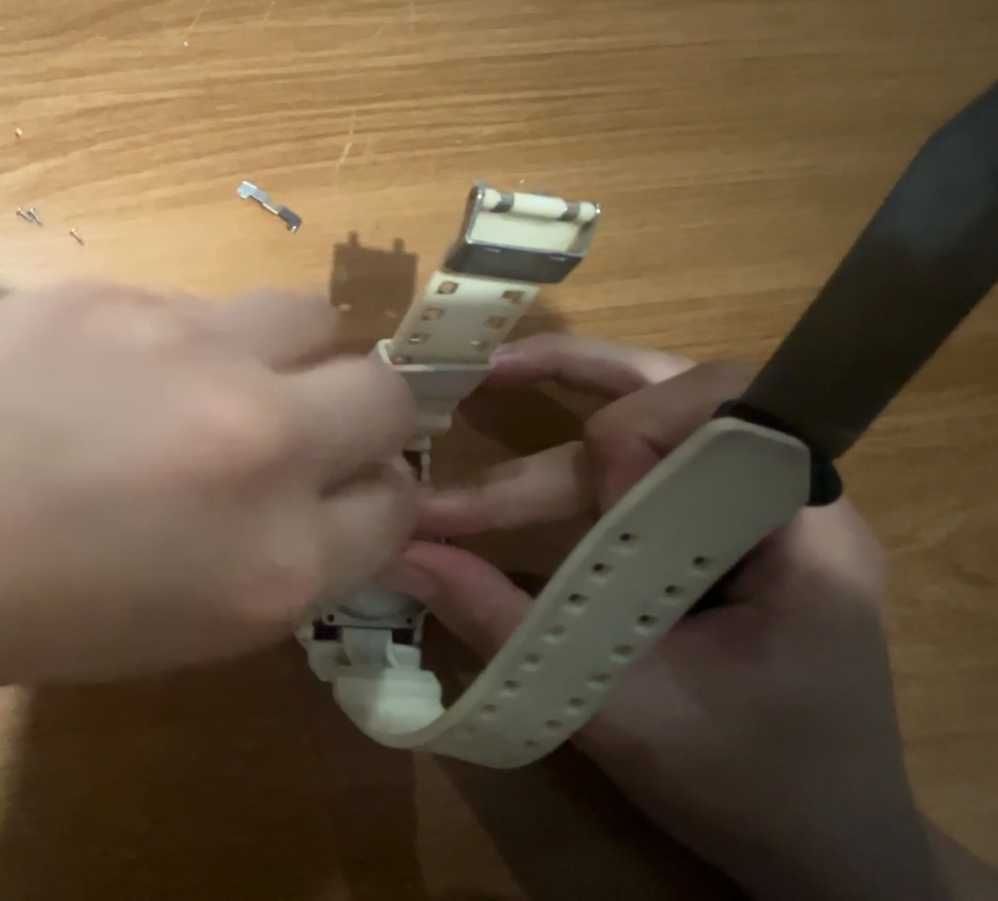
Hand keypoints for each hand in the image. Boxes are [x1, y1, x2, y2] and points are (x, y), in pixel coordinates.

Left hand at [0, 282, 416, 687]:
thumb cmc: (10, 614)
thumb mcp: (170, 627)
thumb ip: (263, 560)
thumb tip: (310, 500)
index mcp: (272, 566)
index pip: (395, 507)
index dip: (372, 493)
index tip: (339, 485)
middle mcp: (256, 444)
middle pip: (384, 390)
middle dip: (362, 409)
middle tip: (301, 418)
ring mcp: (185, 351)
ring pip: (305, 314)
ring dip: (285, 350)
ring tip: (213, 375)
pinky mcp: (110, 292)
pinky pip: (190, 303)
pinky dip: (179, 336)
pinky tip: (106, 366)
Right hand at [382, 334, 949, 900]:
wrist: (818, 837)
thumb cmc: (741, 781)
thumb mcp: (612, 708)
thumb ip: (502, 621)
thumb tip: (399, 555)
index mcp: (800, 543)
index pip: (731, 423)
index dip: (639, 439)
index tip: (576, 499)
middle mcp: (784, 501)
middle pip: (680, 404)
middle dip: (562, 424)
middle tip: (469, 423)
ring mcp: (750, 504)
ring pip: (663, 402)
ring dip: (569, 386)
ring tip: (482, 380)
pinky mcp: (715, 518)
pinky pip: (651, 442)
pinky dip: (580, 412)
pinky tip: (521, 410)